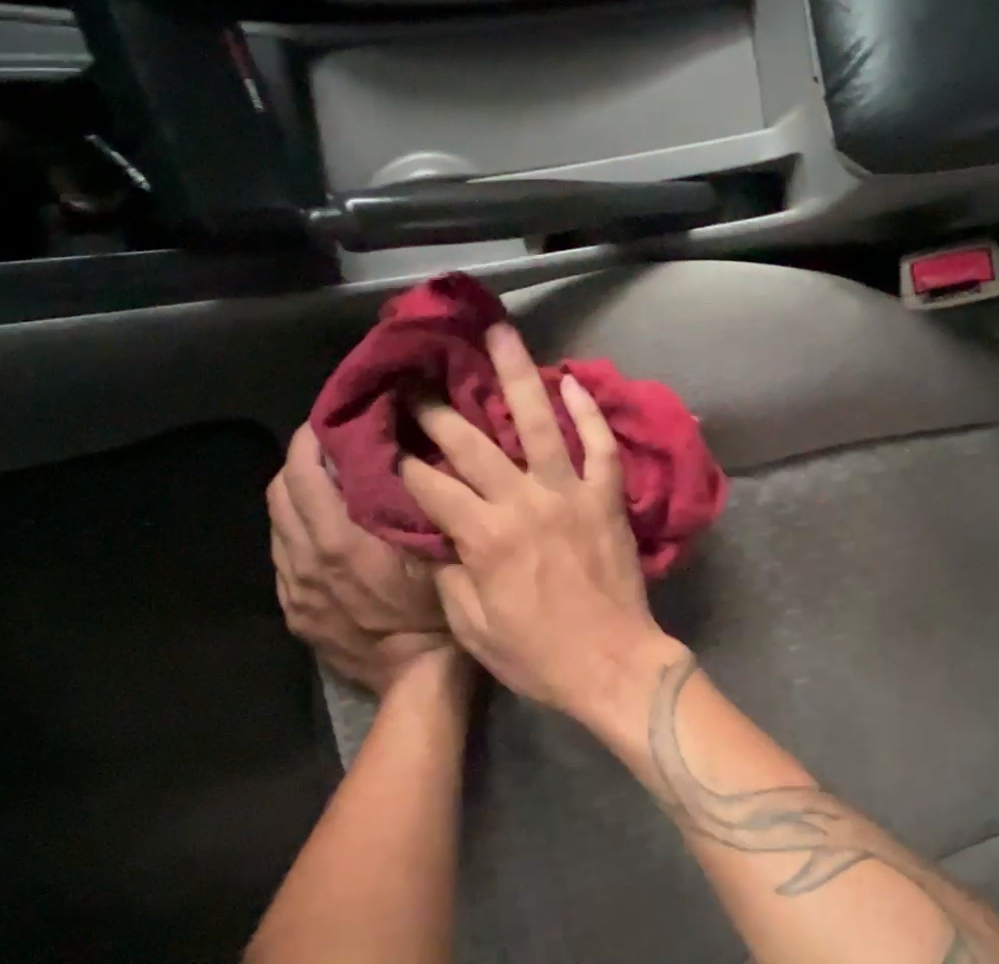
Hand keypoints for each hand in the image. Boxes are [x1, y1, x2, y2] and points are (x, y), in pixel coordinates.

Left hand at [269, 423, 451, 695]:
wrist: (417, 680)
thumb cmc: (436, 608)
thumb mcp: (434, 547)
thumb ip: (410, 500)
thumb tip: (397, 453)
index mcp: (338, 540)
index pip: (302, 470)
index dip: (311, 437)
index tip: (333, 420)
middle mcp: (304, 561)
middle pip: (279, 490)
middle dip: (299, 461)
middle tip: (330, 446)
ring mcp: (294, 590)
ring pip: (276, 524)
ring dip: (295, 496)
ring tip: (326, 485)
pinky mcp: (294, 612)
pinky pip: (283, 557)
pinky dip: (296, 533)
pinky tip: (323, 533)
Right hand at [399, 324, 678, 720]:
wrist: (614, 666)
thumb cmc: (538, 656)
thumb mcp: (474, 628)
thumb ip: (449, 575)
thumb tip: (436, 538)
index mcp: (484, 536)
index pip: (430, 486)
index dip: (402, 464)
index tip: (383, 440)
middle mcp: (524, 502)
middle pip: (471, 442)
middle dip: (437, 410)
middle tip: (416, 380)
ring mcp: (570, 494)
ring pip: (539, 423)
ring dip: (517, 374)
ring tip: (499, 332)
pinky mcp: (607, 498)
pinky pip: (600, 446)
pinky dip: (589, 412)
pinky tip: (572, 380)